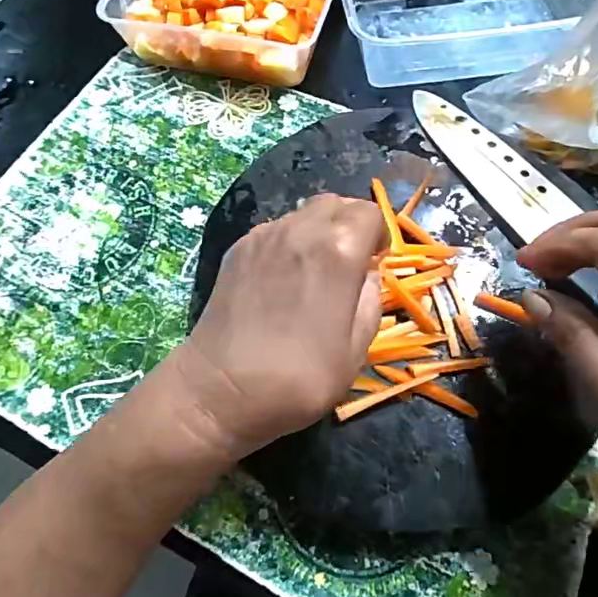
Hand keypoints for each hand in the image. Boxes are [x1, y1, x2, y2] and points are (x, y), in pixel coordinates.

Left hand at [164, 194, 385, 463]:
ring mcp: (264, 236)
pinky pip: (278, 228)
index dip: (379, 236)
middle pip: (338, 203)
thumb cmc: (299, 377)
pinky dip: (291, 241)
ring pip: (305, 212)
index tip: (374, 264)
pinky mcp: (238, 248)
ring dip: (321, 230)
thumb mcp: (357, 349)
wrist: (219, 392)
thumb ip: (370, 300)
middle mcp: (301, 230)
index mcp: (338, 250)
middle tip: (350, 263)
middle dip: (352, 225)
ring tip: (317, 270)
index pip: (371, 213)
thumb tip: (366, 275)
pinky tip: (285, 278)